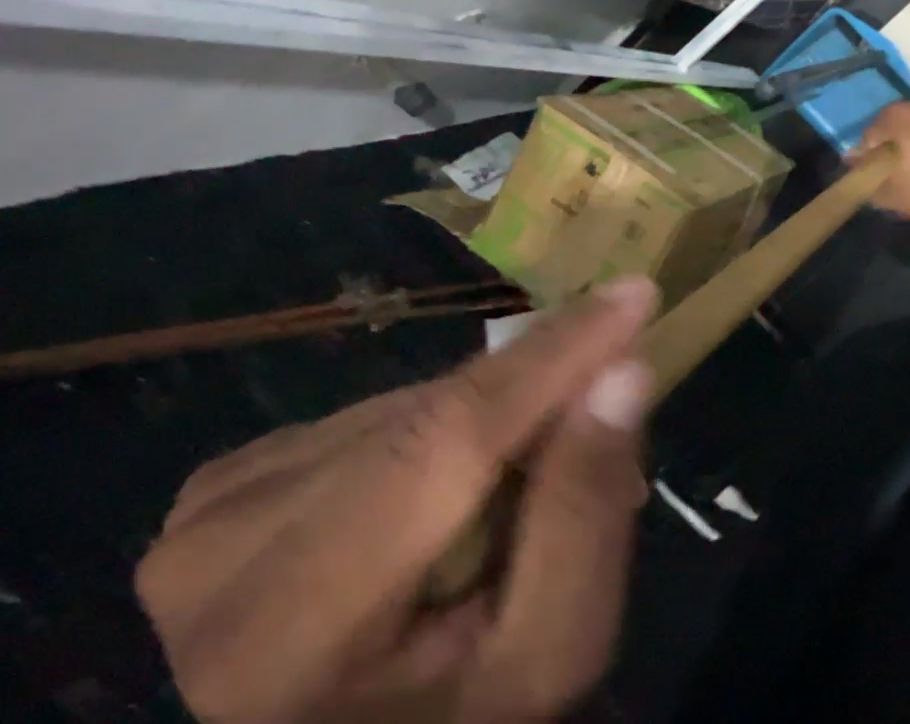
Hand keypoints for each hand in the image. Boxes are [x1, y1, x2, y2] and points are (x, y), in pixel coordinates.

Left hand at [135, 279, 659, 723]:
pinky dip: (448, 431)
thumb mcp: (559, 644)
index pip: (443, 444)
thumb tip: (622, 373)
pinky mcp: (221, 485)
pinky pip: (380, 415)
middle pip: (431, 419)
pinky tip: (463, 486)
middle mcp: (215, 553)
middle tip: (613, 420)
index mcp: (291, 626)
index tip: (635, 295)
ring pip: (411, 406)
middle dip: (541, 399)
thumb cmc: (476, 711)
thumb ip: (585, 513)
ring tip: (539, 482)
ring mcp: (206, 512)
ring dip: (499, 419)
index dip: (548, 362)